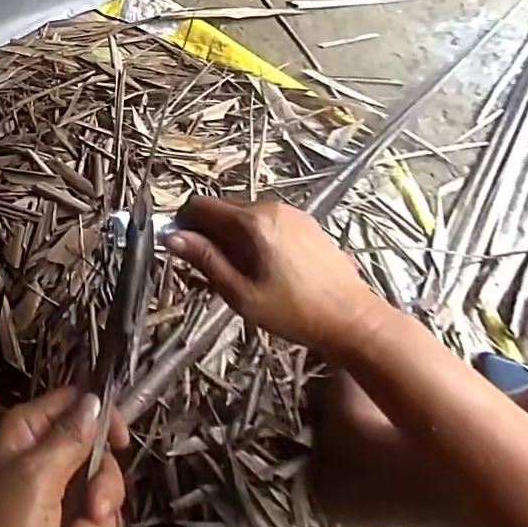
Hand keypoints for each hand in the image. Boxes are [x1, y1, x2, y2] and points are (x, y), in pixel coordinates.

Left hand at [0, 387, 128, 526]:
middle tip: (95, 510)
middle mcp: (45, 455)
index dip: (100, 414)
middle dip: (102, 484)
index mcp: (29, 430)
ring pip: (100, 490)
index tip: (120, 441)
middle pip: (95, 449)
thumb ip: (69, 437)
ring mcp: (57, 494)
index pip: (73, 401)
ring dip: (97, 521)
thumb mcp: (35, 476)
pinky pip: (97, 523)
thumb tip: (94, 398)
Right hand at [164, 195, 383, 348]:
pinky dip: (255, 234)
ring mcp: (291, 212)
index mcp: (251, 221)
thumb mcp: (241, 293)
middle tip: (214, 268)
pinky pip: (266, 219)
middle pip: (221, 207)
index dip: (184, 223)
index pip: (200, 205)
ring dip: (232, 233)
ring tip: (244, 270)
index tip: (185, 249)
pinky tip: (268, 265)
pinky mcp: (306, 222)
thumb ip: (205, 261)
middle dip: (208, 231)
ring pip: (243, 213)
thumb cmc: (294, 313)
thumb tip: (171, 237)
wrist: (356, 321)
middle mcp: (269, 206)